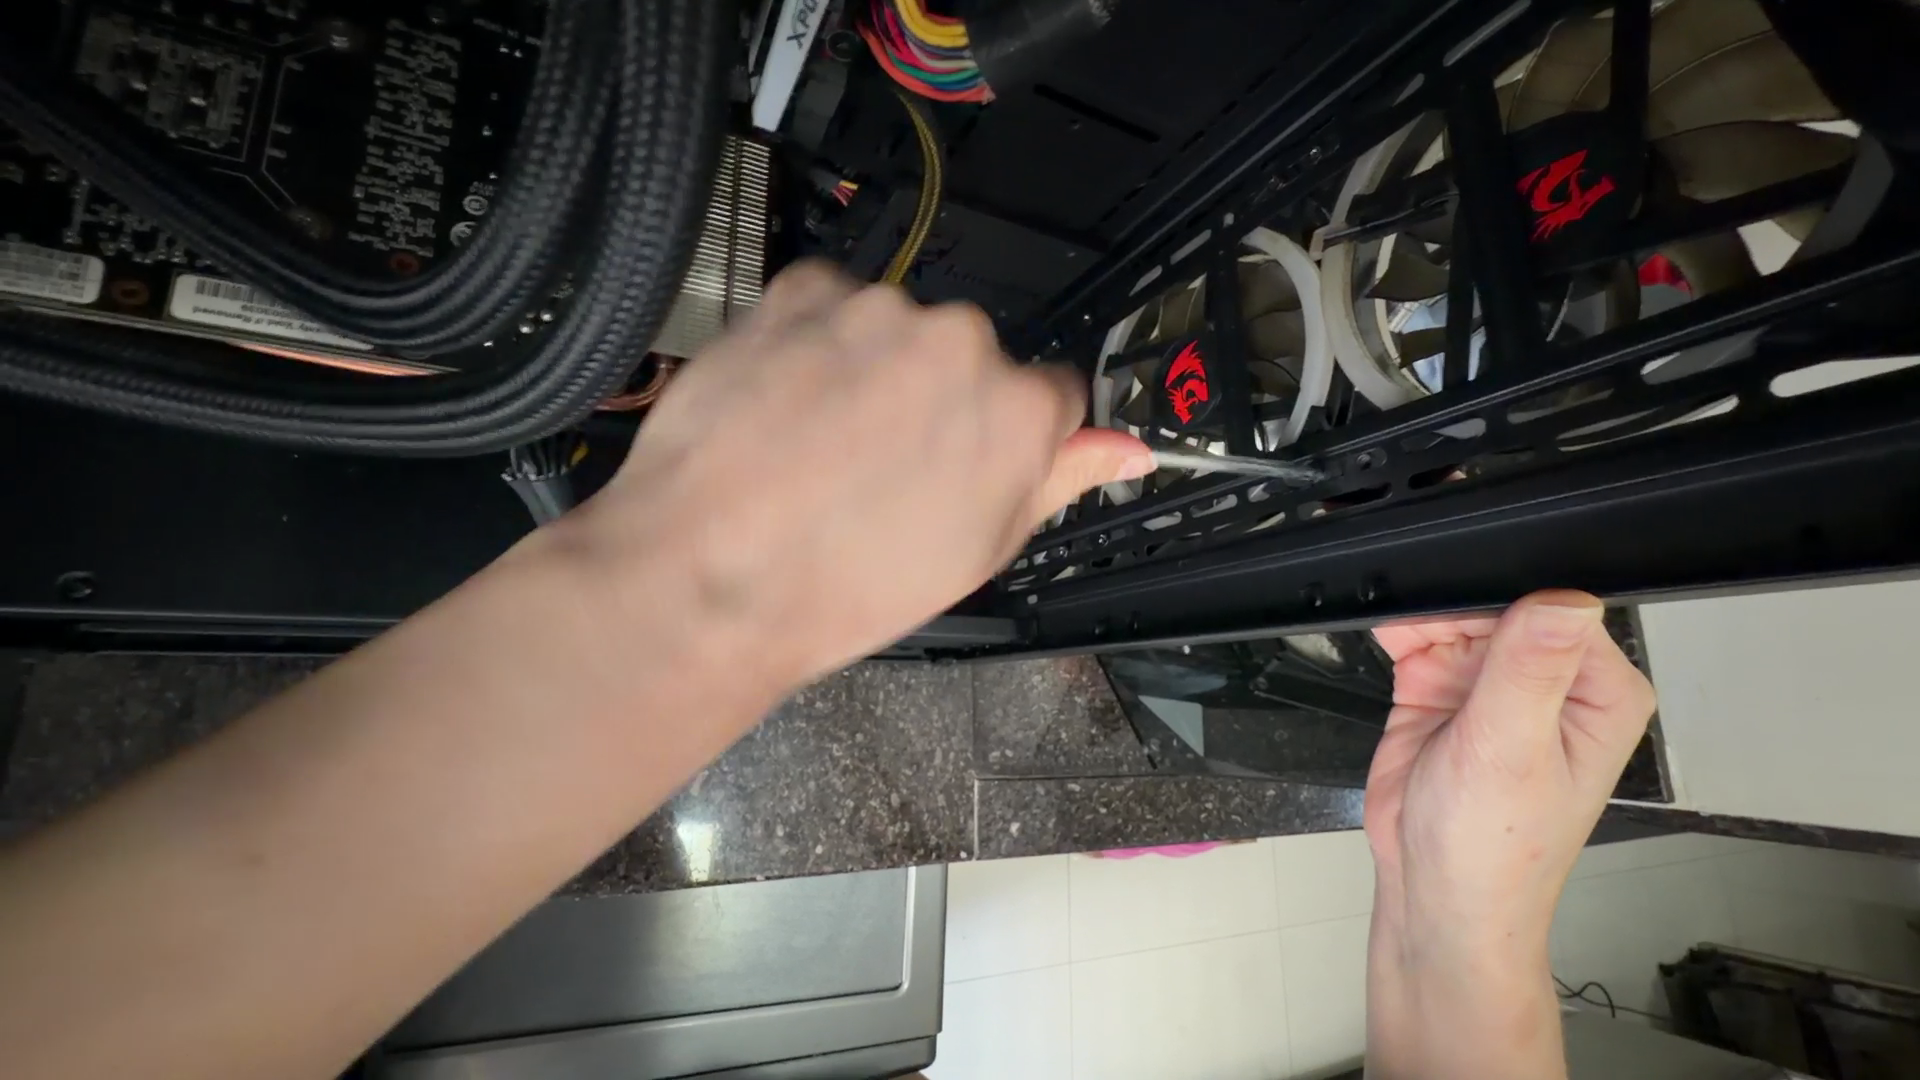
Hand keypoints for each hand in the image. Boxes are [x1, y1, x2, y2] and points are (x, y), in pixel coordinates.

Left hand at [566, 261, 1153, 692]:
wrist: (711, 573)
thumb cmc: (851, 587)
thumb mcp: (976, 551)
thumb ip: (1056, 481)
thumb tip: (1127, 448)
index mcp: (1018, 411)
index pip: (1049, 393)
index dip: (1006, 432)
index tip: (964, 462)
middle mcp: (961, 341)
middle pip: (970, 358)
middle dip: (939, 399)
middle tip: (879, 463)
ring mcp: (879, 308)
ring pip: (897, 329)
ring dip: (874, 367)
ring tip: (819, 440)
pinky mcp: (802, 289)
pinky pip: (830, 303)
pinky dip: (817, 340)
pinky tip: (786, 402)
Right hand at [1363, 590, 1655, 1079]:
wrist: (1431, 887)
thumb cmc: (1493, 841)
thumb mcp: (1512, 752)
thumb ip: (1530, 671)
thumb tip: (1565, 598)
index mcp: (1593, 691)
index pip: (1555, 610)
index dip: (1506, 595)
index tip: (1459, 601)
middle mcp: (1544, 680)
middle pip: (1497, 605)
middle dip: (1453, 603)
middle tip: (1417, 623)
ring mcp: (1487, 684)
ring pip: (1452, 615)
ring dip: (1420, 614)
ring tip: (1399, 637)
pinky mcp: (1437, 689)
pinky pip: (1417, 637)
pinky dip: (1398, 629)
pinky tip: (1387, 633)